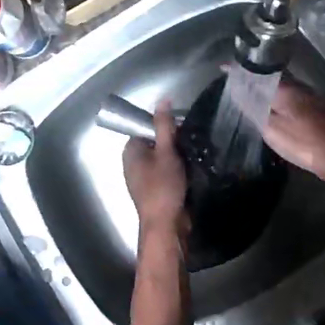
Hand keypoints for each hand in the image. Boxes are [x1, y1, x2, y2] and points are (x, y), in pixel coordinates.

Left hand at [123, 101, 188, 238]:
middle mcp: (132, 164)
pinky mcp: (154, 191)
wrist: (166, 225)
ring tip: (193, 156)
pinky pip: (165, 173)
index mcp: (130, 152)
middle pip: (155, 144)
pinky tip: (190, 172)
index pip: (146, 128)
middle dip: (173, 143)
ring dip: (177, 158)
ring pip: (162, 159)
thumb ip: (164, 126)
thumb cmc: (163, 186)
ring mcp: (142, 179)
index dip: (164, 127)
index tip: (183, 129)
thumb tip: (163, 100)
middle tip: (190, 143)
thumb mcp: (166, 152)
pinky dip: (177, 171)